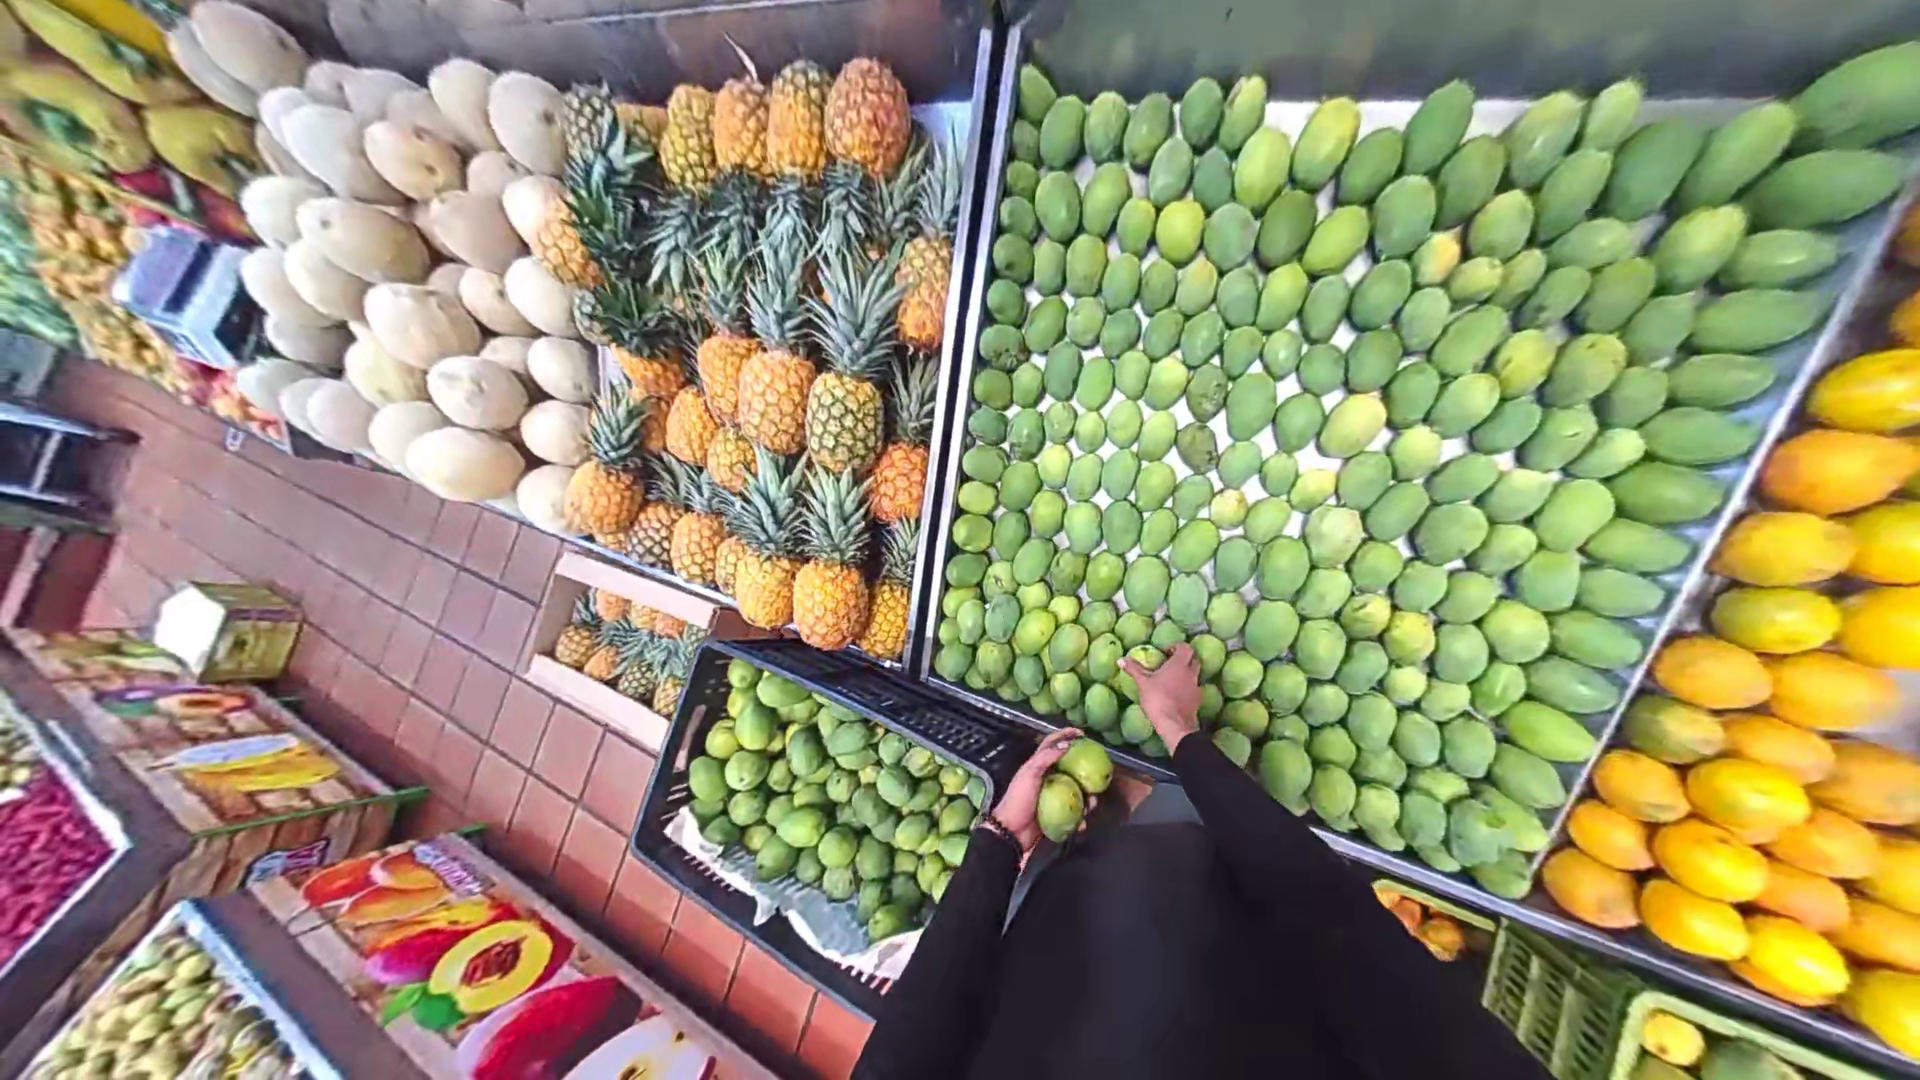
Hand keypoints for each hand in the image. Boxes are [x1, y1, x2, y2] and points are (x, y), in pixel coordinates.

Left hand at [990, 728, 1081, 852]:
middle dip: (1083, 770)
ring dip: (1086, 797)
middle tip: (1095, 774)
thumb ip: (1046, 758)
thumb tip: (1066, 745)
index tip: (1081, 733)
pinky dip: (1080, 817)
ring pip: (1075, 791)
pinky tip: (1083, 823)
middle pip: (1069, 767)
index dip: (1064, 735)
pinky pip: (1073, 813)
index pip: (1052, 743)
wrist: (1012, 832)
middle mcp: (1047, 777)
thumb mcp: (1029, 774)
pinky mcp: (1056, 813)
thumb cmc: (1019, 799)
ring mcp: (1052, 796)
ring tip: (1092, 802)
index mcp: (1037, 765)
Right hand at [1122, 643, 1200, 753]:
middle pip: (1194, 659)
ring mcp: (1196, 687)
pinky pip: (1193, 688)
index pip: (1185, 648)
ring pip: (1195, 674)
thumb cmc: (1158, 698)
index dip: (1177, 646)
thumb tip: (1121, 659)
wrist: (1174, 725)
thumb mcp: (1143, 682)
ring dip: (1186, 673)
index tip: (1165, 651)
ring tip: (1171, 679)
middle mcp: (1191, 673)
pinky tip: (1176, 694)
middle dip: (1184, 658)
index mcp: (1179, 664)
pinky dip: (1186, 687)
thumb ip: (1134, 669)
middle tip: (1170, 662)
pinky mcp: (1197, 701)